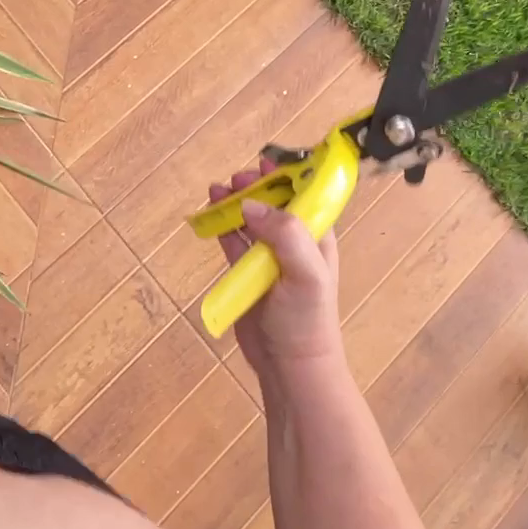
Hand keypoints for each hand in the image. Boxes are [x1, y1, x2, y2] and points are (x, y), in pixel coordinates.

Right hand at [210, 157, 342, 383]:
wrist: (289, 366)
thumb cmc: (306, 319)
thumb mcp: (306, 274)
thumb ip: (284, 235)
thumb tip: (250, 205)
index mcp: (316, 239)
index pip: (305, 197)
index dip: (288, 176)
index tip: (265, 162)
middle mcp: (294, 244)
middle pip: (273, 204)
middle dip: (256, 187)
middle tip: (237, 178)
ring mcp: (268, 258)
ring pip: (250, 220)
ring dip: (235, 202)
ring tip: (217, 189)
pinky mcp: (246, 273)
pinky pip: (233, 241)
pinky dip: (222, 225)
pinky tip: (210, 214)